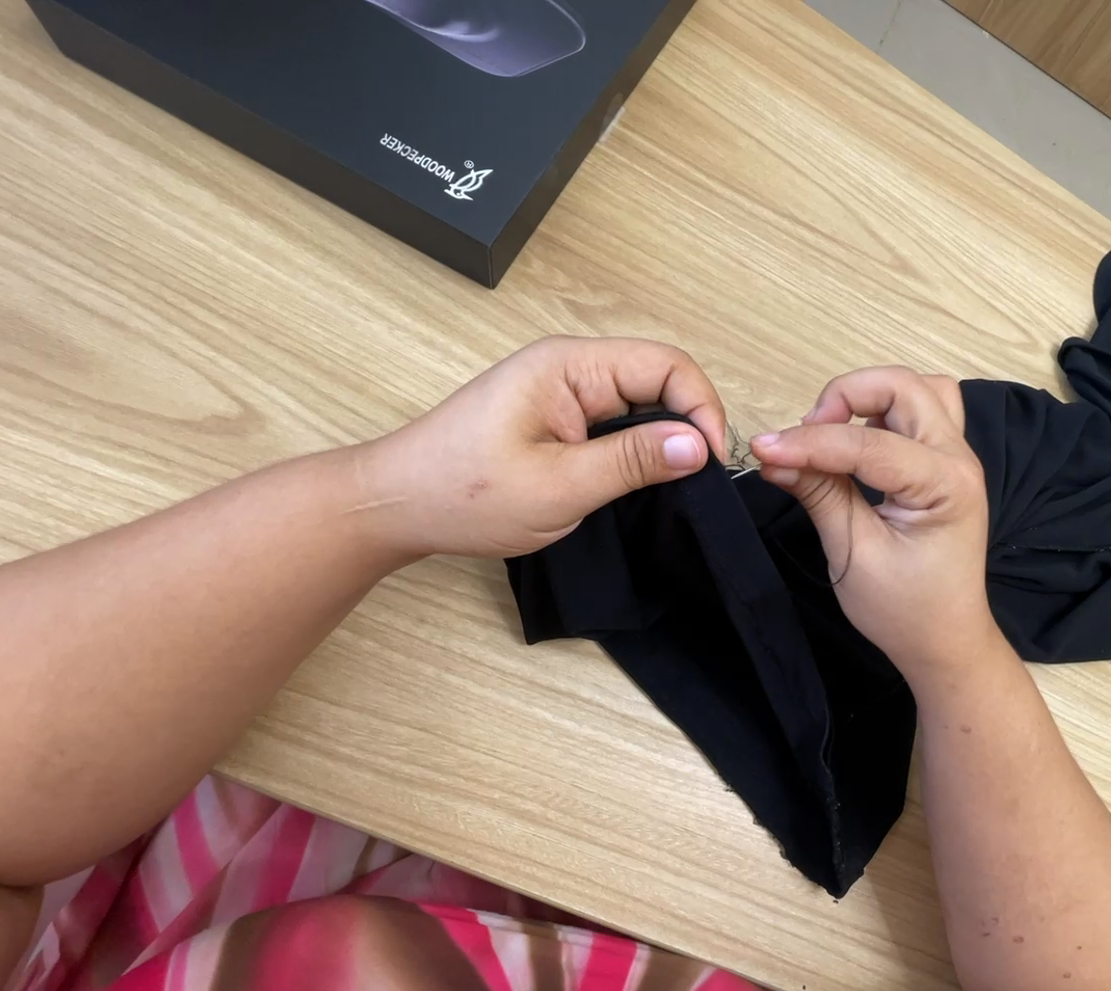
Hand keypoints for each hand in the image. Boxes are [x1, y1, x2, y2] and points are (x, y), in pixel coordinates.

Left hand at [356, 336, 724, 558]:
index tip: (710, 465)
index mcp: (570, 365)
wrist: (399, 505)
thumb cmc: (464, 495)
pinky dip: (645, 448)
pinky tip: (648, 478)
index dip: (701, 410)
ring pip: (646, 402)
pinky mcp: (564, 416)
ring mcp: (568, 391)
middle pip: (662, 379)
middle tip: (703, 480)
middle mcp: (573, 367)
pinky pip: (622, 421)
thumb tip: (698, 447)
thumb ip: (631, 462)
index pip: (667, 365)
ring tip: (679, 483)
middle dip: (692, 423)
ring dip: (669, 438)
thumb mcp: (558, 486)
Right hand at [750, 366, 996, 674]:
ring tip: (834, 433)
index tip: (763, 448)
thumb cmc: (904, 610)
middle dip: (847, 397)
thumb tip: (774, 455)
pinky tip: (856, 442)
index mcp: (945, 487)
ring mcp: (957, 458)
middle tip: (807, 434)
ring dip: (872, 398)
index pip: (868, 444)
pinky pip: (921, 412)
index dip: (810, 442)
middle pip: (905, 387)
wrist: (946, 641)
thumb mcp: (853, 554)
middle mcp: (960, 460)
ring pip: (919, 390)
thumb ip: (818, 494)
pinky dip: (885, 412)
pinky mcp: (944, 464)